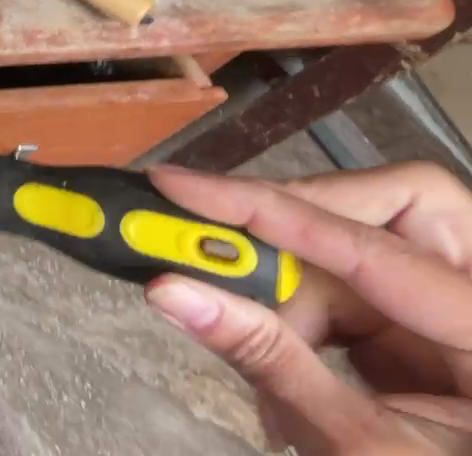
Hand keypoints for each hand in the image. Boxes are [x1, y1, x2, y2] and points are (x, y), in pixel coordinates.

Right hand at [145, 163, 471, 454]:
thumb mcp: (360, 446)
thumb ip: (270, 361)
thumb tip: (170, 291)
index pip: (372, 247)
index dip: (265, 208)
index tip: (174, 184)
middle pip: (395, 207)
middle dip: (295, 216)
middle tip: (220, 241)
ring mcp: (459, 312)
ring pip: (357, 238)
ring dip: (287, 271)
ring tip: (254, 325)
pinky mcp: (427, 322)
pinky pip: (348, 275)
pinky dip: (296, 298)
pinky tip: (279, 336)